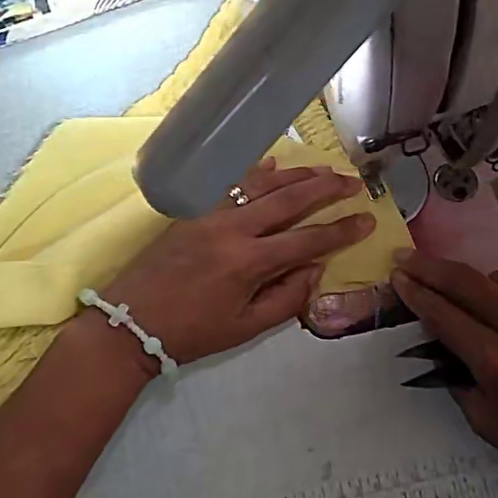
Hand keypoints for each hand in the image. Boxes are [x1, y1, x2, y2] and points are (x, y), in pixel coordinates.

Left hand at [100, 159, 372, 370]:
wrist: (130, 322)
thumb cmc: (192, 332)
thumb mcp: (246, 328)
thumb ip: (287, 298)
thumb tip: (315, 270)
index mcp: (249, 263)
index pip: (308, 240)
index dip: (342, 230)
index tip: (367, 218)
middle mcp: (233, 230)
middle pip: (289, 200)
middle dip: (326, 190)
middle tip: (353, 182)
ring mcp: (210, 216)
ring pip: (261, 186)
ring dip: (296, 176)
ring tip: (324, 170)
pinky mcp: (193, 212)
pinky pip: (229, 185)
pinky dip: (254, 173)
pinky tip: (273, 164)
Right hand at [391, 250, 497, 497]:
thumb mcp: (495, 430)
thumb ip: (463, 383)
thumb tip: (446, 350)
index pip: (446, 316)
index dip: (417, 294)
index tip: (399, 277)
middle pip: (470, 281)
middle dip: (433, 268)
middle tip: (410, 258)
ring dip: (481, 290)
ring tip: (476, 309)